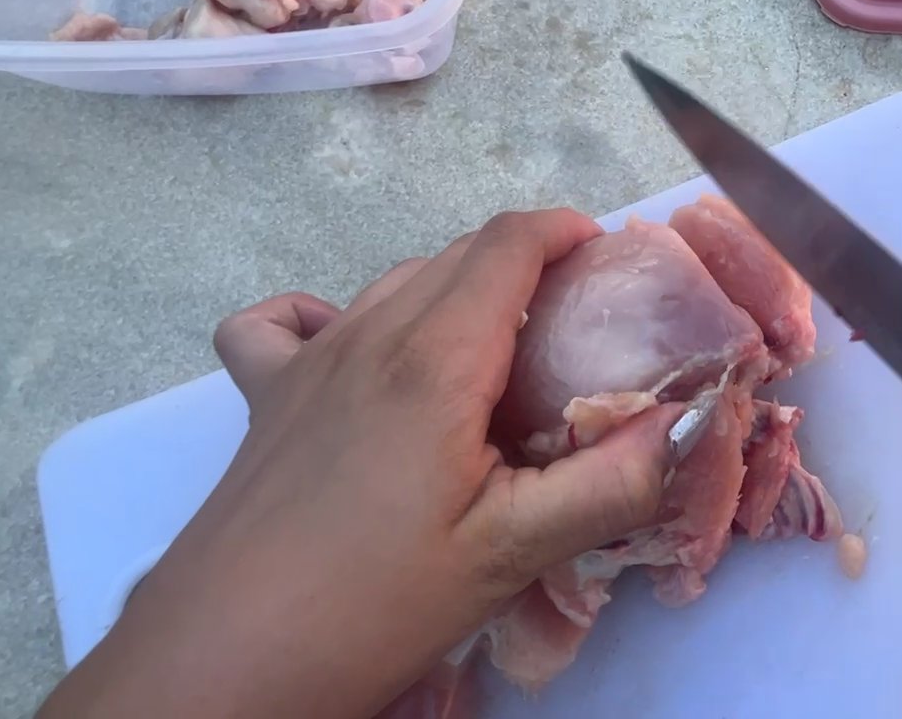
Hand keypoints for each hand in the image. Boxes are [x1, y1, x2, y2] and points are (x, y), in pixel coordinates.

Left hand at [40, 210, 685, 718]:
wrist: (212, 678)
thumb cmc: (374, 603)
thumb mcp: (514, 552)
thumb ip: (614, 483)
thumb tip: (689, 425)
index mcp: (437, 355)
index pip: (508, 242)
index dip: (563, 228)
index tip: (603, 254)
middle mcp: (369, 332)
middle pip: (462, 250)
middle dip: (527, 255)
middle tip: (572, 310)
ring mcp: (307, 359)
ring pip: (400, 277)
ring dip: (460, 281)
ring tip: (498, 335)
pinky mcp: (264, 396)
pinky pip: (288, 321)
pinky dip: (335, 313)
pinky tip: (356, 351)